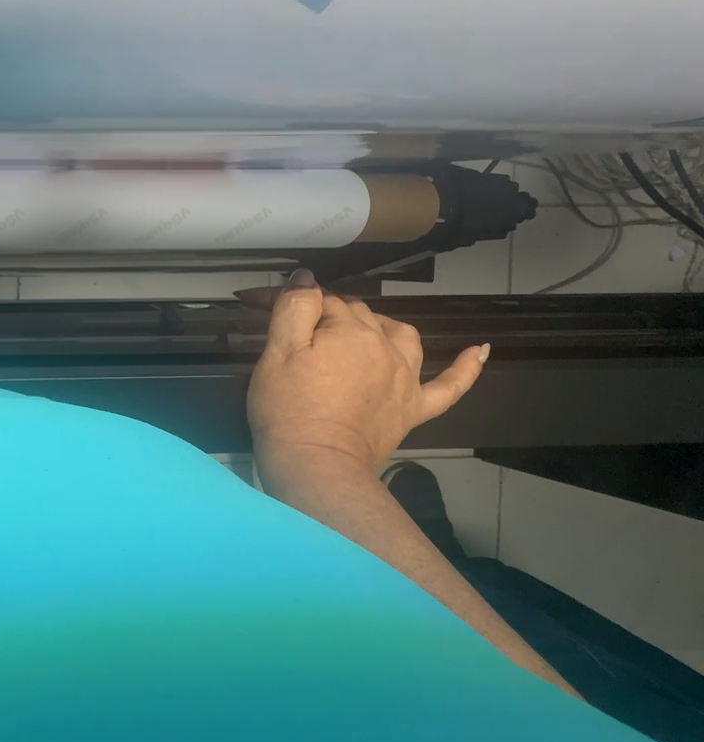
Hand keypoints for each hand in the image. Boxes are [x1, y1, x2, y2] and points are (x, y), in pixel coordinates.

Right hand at [243, 270, 487, 473]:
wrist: (316, 462)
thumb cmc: (286, 407)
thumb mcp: (276, 353)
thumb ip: (293, 309)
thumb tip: (307, 278)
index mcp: (348, 331)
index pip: (321, 300)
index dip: (293, 299)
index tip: (262, 304)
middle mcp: (385, 346)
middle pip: (359, 314)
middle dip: (328, 312)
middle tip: (295, 325)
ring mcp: (407, 378)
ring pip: (401, 334)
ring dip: (380, 324)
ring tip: (357, 328)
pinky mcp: (416, 408)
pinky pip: (452, 383)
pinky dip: (467, 365)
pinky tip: (479, 350)